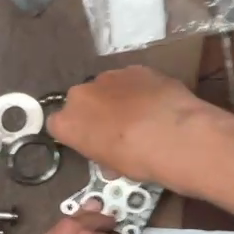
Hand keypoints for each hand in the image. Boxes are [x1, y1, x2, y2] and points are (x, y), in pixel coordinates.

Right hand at [47, 67, 227, 189]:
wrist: (175, 136)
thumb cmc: (135, 160)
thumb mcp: (109, 164)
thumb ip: (98, 148)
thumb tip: (108, 147)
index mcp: (65, 123)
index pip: (59, 124)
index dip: (76, 132)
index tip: (90, 141)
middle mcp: (79, 95)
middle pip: (81, 101)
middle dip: (94, 111)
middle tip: (115, 127)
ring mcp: (107, 77)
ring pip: (106, 87)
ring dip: (116, 97)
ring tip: (140, 113)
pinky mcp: (135, 68)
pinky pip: (131, 79)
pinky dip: (139, 88)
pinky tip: (155, 102)